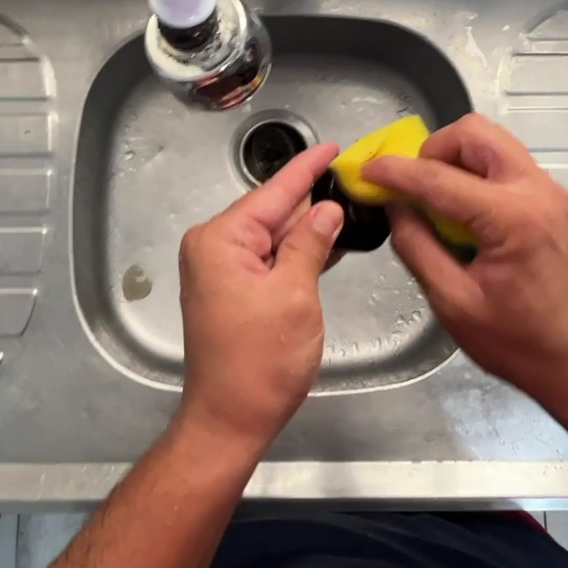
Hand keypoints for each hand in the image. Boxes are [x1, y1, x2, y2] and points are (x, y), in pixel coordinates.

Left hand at [175, 142, 343, 452]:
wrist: (230, 419)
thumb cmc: (261, 361)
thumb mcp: (295, 295)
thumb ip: (310, 244)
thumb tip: (326, 208)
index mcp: (221, 239)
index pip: (273, 192)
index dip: (307, 169)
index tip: (334, 147)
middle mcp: (213, 246)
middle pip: (271, 211)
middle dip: (311, 200)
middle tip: (354, 182)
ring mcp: (220, 268)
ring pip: (272, 236)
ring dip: (306, 228)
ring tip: (349, 207)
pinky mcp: (231, 289)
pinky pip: (267, 258)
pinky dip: (295, 252)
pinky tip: (327, 241)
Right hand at [360, 114, 567, 425]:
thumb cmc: (520, 344)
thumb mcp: (454, 303)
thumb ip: (417, 247)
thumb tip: (394, 207)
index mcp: (511, 217)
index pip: (438, 176)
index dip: (394, 172)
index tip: (363, 173)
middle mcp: (535, 190)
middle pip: (473, 133)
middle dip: (431, 150)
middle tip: (410, 187)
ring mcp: (549, 192)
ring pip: (491, 142)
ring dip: (454, 158)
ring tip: (432, 198)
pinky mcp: (553, 201)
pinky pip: (505, 164)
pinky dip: (474, 172)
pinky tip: (460, 210)